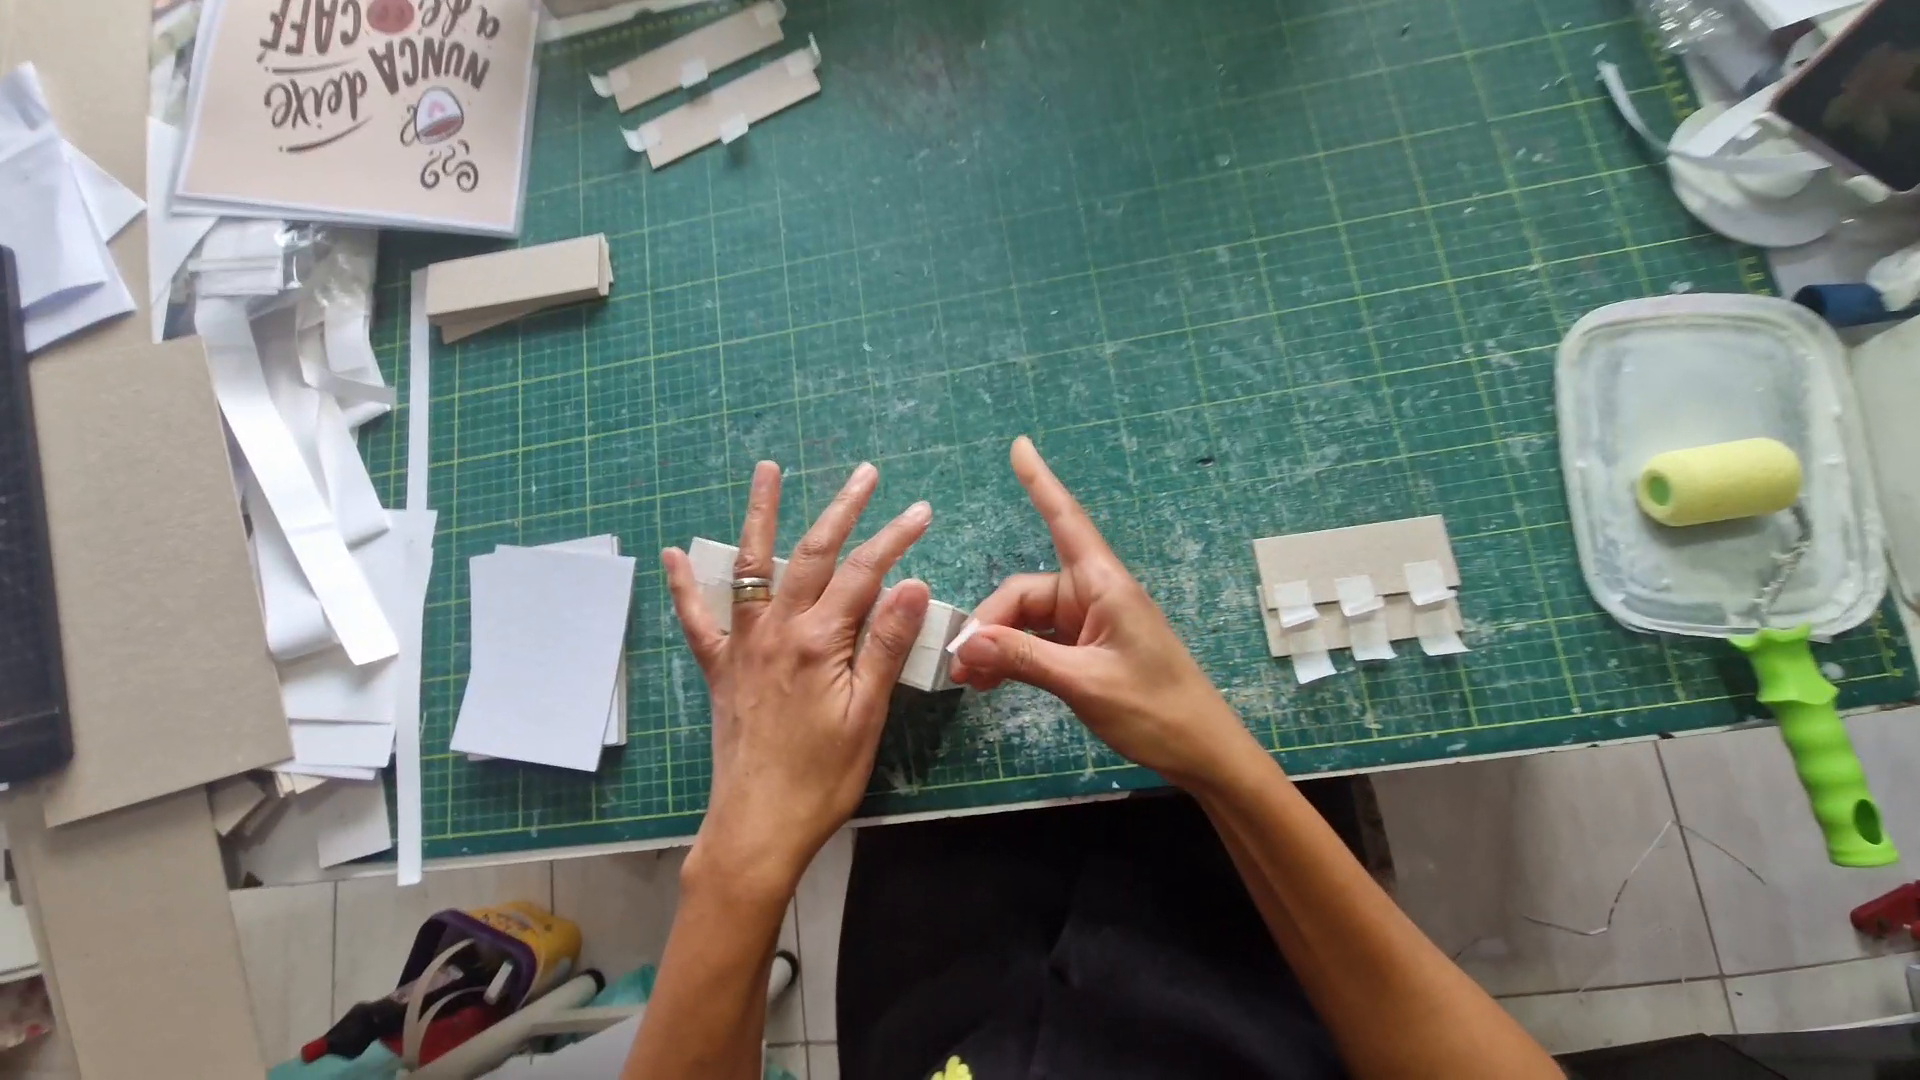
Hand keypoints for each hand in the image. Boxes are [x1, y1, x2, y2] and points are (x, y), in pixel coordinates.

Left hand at [663, 461, 930, 896]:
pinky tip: (675, 553)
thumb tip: (914, 583)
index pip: (865, 574)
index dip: (895, 538)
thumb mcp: (868, 715)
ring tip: (768, 471)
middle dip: (842, 509)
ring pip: (751, 566)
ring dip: (761, 515)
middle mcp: (776, 630)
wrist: (757, 827)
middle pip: (813, 554)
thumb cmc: (823, 777)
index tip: (921, 510)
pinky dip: (685, 585)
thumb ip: (885, 644)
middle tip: (866, 473)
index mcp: (818, 642)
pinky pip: (697, 619)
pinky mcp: (720, 668)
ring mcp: (742, 646)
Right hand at [948, 437, 1264, 789]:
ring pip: (1027, 619)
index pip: (1065, 521)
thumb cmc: (1156, 710)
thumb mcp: (1084, 683)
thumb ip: (1023, 658)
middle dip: (989, 623)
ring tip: (969, 680)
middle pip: (1025, 592)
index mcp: (1104, 586)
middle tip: (959, 665)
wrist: (1202, 751)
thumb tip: (966, 643)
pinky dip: (1014, 657)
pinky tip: (991, 681)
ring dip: (997, 645)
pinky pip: (1039, 641)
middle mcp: (1094, 595)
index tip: (1020, 446)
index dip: (1040, 483)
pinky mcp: (1089, 649)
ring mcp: (1091, 623)